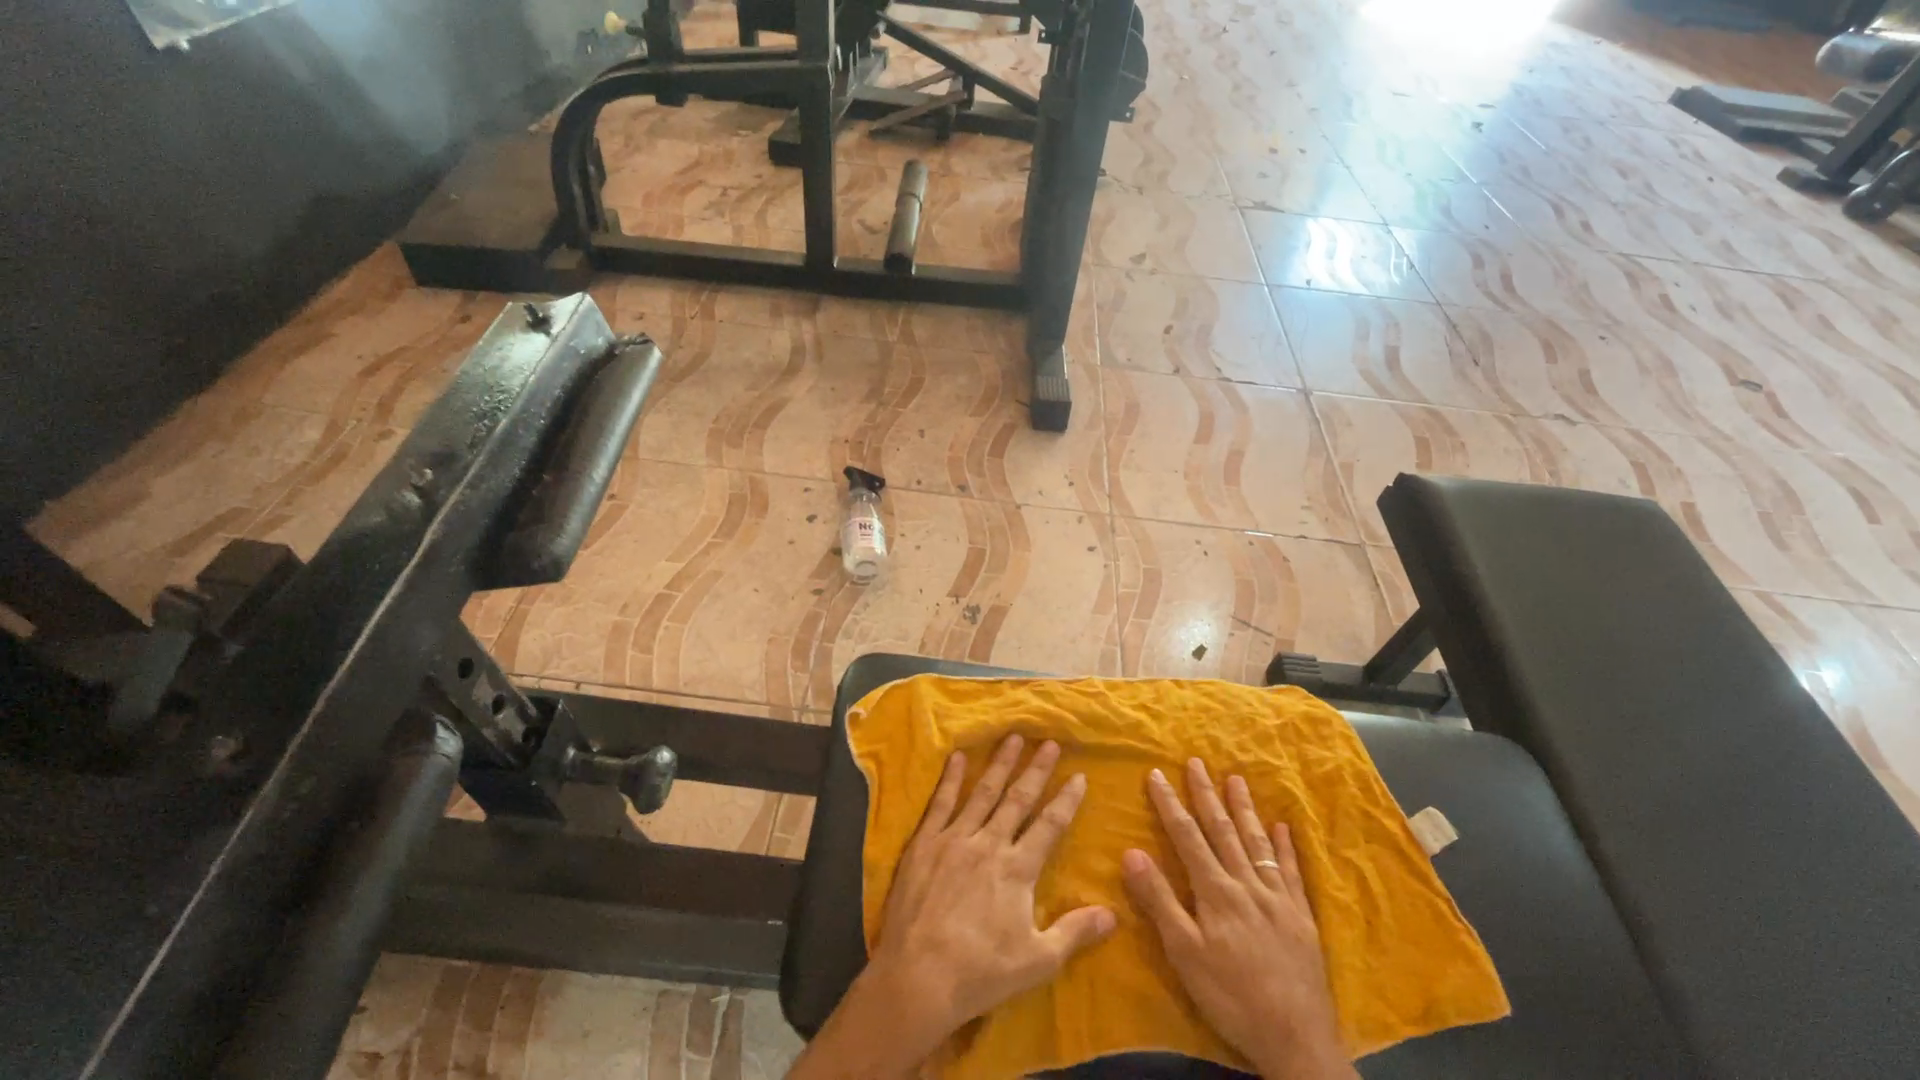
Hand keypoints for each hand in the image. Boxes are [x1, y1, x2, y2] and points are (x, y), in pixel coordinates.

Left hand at [789, 734, 1115, 1078]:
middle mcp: (988, 845)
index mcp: (1018, 869)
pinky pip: (940, 803)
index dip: (1066, 799)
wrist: (918, 977)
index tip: (1079, 776)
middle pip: (1017, 799)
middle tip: (1050, 742)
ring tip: (1012, 737)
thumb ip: (1075, 932)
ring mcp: (953, 841)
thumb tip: (1114, 914)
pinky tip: (957, 757)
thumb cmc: (981, 972)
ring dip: (999, 764)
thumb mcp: (1038, 960)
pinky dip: (950, 779)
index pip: (1050, 825)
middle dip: (1036, 769)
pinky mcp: (923, 845)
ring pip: (982, 793)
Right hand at [1122, 759, 1358, 1079]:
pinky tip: (1282, 827)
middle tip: (1197, 762)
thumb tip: (1131, 852)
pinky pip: (1292, 871)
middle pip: (1223, 831)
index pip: (1187, 837)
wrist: (1296, 1036)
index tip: (1156, 774)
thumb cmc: (1230, 996)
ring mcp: (1279, 898)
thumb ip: (1159, 901)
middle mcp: (1248, 884)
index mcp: (1216, 892)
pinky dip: (1285, 846)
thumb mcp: (1184, 954)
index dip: (1170, 804)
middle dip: (1206, 795)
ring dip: (1244, 809)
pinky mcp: (1302, 916)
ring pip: (1257, 842)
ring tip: (1236, 779)